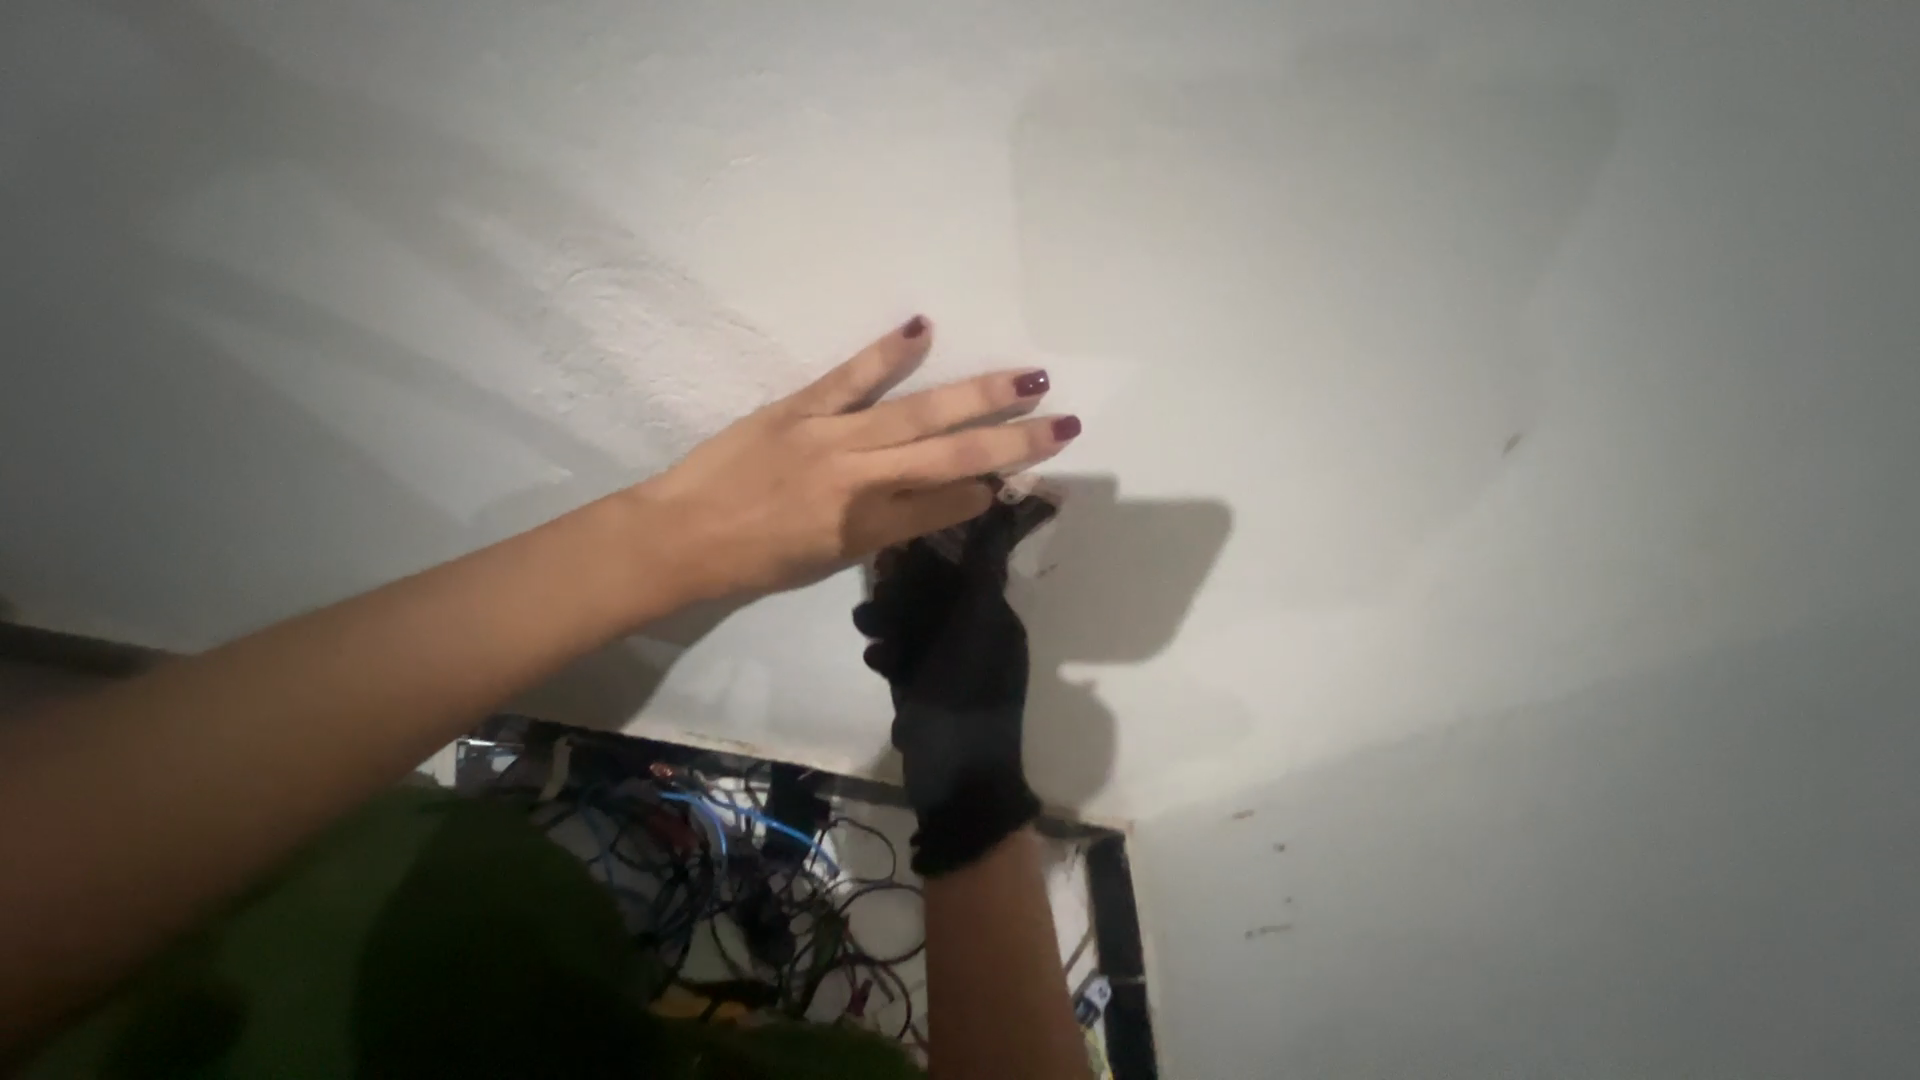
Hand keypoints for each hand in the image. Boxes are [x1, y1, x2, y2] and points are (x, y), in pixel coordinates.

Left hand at [631, 316, 1077, 601]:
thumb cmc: (755, 561)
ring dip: (977, 396)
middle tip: (1065, 426)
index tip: (1029, 473)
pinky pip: (850, 377)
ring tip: (1029, 379)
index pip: (947, 505)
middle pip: (949, 458)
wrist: (678, 536)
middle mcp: (860, 483)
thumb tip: (946, 497)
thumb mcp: (829, 559)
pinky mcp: (798, 407)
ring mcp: (830, 439)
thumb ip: (888, 528)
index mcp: (867, 530)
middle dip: (1012, 443)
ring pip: (916, 415)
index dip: (992, 488)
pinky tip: (925, 327)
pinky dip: (888, 352)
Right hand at [854, 502, 1042, 875]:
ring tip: (866, 623)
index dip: (935, 555)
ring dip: (888, 619)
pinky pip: (902, 657)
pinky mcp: (922, 688)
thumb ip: (981, 579)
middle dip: (902, 589)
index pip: (967, 572)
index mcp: (995, 621)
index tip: (898, 542)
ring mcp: (947, 665)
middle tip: (872, 583)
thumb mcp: (977, 633)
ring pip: (912, 625)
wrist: (956, 779)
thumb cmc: (968, 699)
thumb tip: (996, 521)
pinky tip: (876, 659)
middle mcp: (974, 637)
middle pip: (934, 596)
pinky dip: (888, 653)